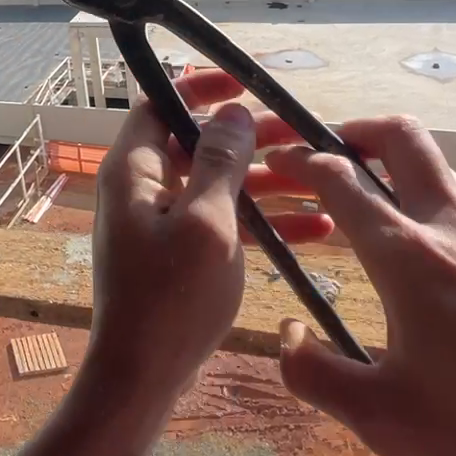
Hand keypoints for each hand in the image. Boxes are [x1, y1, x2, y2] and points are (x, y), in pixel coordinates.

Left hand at [0, 70, 331, 455]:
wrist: (141, 373)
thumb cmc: (170, 296)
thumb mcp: (206, 223)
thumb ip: (218, 163)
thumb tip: (231, 113)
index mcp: (133, 168)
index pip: (159, 104)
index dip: (198, 87)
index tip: (245, 82)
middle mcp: (141, 186)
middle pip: (195, 142)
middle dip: (248, 137)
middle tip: (303, 134)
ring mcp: (159, 219)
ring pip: (215, 183)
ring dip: (264, 179)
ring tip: (322, 176)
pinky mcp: (178, 250)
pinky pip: (221, 220)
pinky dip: (260, 220)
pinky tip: (317, 228)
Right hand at [265, 117, 455, 455]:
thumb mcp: (391, 422)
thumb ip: (317, 375)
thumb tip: (286, 337)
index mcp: (409, 255)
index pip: (337, 175)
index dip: (296, 159)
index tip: (271, 162)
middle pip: (399, 136)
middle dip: (351, 131)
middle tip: (324, 156)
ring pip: (439, 168)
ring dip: (394, 169)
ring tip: (368, 211)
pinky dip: (431, 206)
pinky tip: (430, 262)